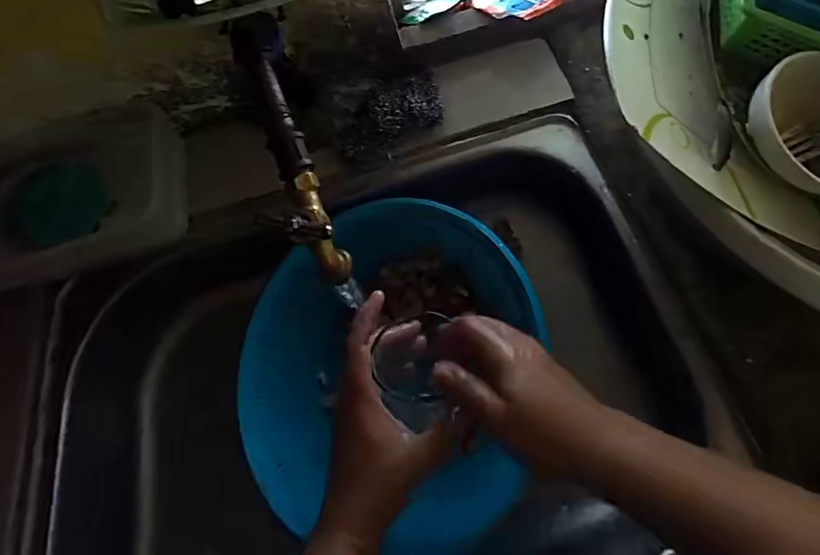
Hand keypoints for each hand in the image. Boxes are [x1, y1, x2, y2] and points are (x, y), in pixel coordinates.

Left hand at [309, 291, 460, 554]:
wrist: (349, 524)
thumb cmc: (379, 485)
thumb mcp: (419, 456)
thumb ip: (447, 428)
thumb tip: (470, 400)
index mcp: (359, 396)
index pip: (358, 345)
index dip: (367, 317)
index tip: (381, 294)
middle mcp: (350, 397)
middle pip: (364, 351)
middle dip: (389, 333)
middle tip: (418, 328)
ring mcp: (350, 411)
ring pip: (365, 367)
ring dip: (388, 351)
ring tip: (417, 346)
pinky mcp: (354, 423)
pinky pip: (367, 381)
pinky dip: (385, 368)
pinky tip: (408, 377)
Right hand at [430, 315, 615, 476]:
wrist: (593, 439)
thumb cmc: (540, 433)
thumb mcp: (497, 418)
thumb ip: (466, 389)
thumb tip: (436, 365)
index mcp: (506, 351)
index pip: (471, 325)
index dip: (448, 333)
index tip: (429, 352)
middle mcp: (520, 341)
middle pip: (485, 325)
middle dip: (460, 338)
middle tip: (441, 362)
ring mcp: (534, 351)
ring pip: (498, 336)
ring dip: (476, 346)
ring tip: (459, 373)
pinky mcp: (543, 364)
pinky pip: (510, 347)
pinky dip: (492, 355)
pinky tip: (487, 380)